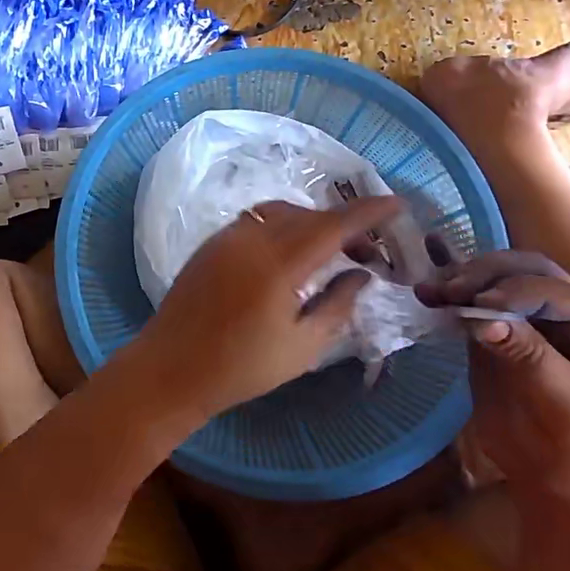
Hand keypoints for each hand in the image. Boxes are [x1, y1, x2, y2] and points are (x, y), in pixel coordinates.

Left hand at [130, 197, 403, 420]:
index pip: (331, 224)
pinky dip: (281, 226)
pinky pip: (253, 222)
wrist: (172, 366)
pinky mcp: (208, 246)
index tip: (397, 203)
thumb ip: (337, 305)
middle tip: (369, 251)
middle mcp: (248, 238)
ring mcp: (223, 238)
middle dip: (342, 223)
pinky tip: (293, 254)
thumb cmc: (241, 366)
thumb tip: (361, 275)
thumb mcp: (303, 345)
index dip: (367, 212)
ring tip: (333, 251)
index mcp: (277, 262)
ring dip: (310, 222)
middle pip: (305, 215)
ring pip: (277, 213)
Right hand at [420, 252, 569, 524]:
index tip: (479, 304)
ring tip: (431, 291)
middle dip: (489, 276)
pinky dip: (453, 300)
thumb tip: (478, 316)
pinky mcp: (500, 347)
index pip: (565, 297)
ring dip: (464, 282)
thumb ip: (529, 357)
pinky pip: (477, 311)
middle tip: (452, 289)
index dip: (522, 293)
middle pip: (532, 277)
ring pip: (499, 286)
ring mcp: (537, 334)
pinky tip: (429, 294)